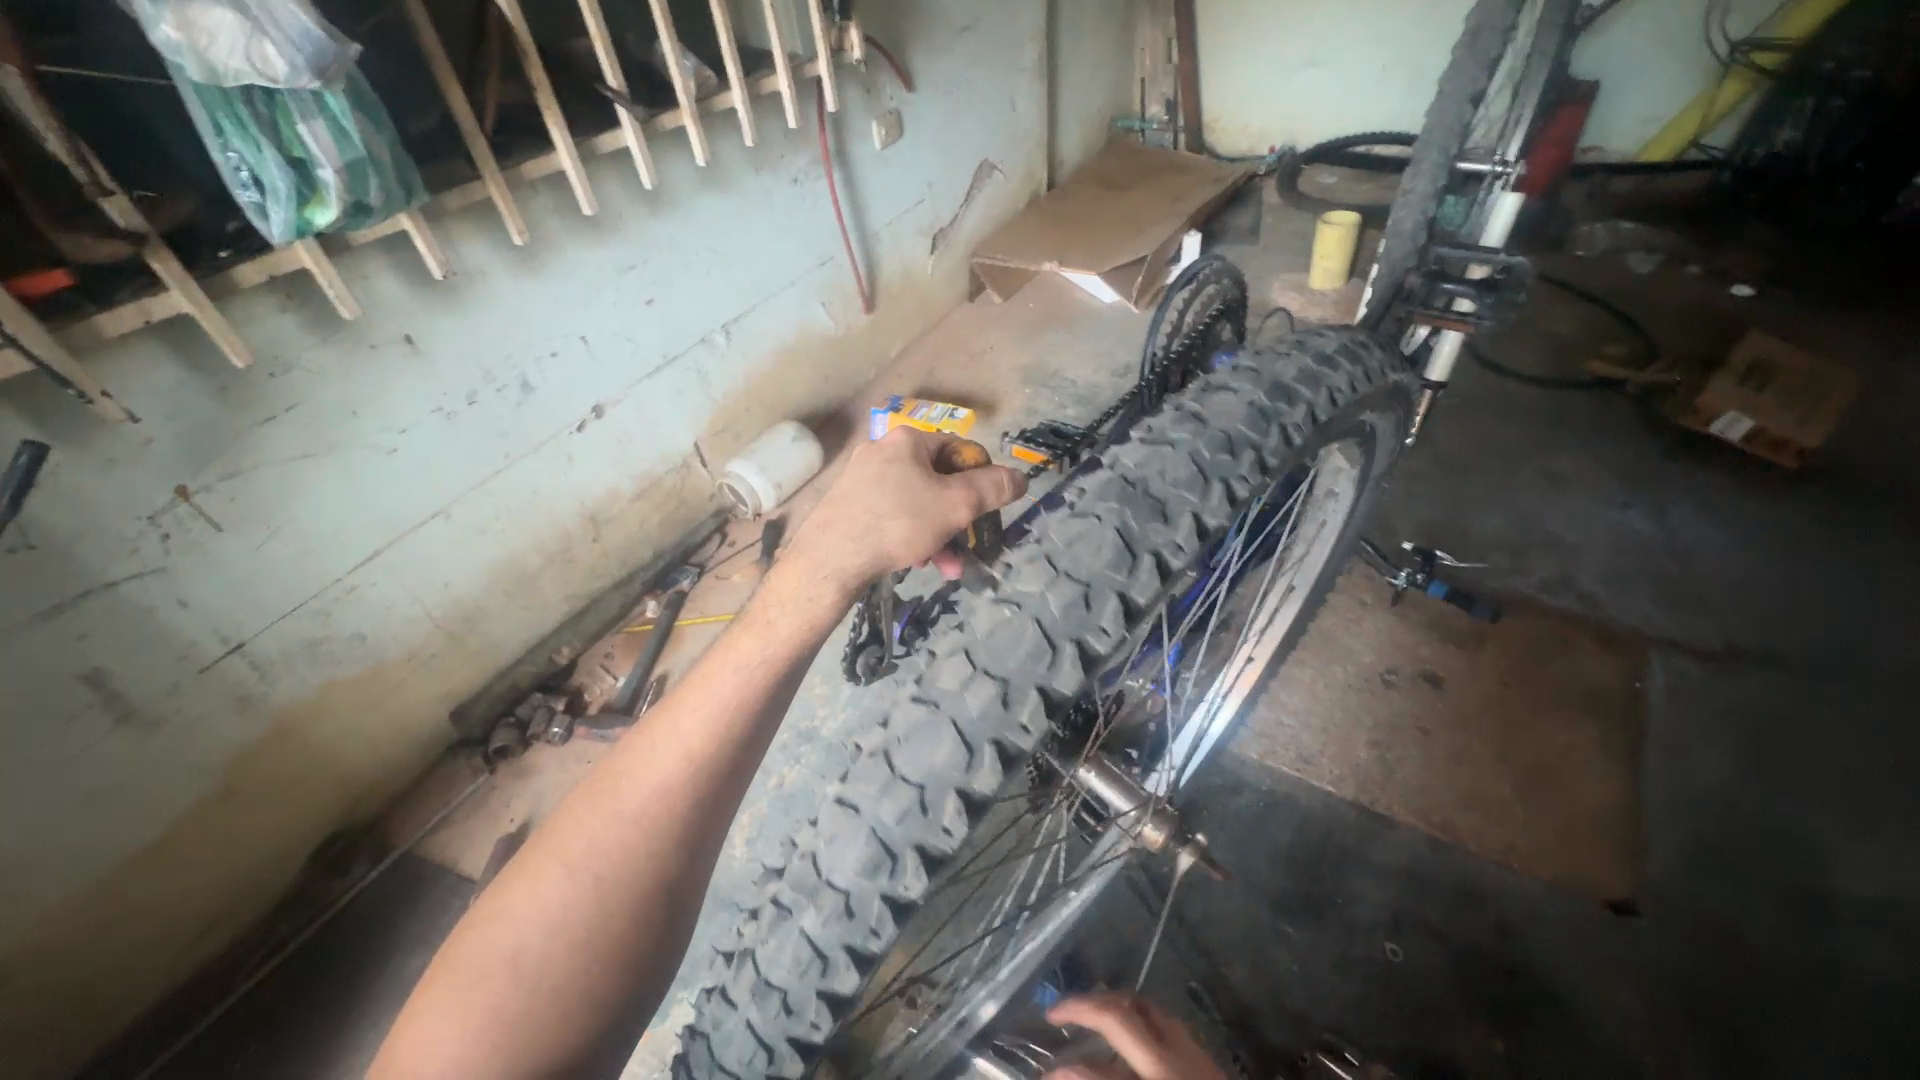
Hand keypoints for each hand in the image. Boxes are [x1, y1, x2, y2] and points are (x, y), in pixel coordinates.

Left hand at [781, 427, 1026, 599]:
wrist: (831, 558)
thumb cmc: (898, 523)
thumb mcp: (957, 505)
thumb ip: (993, 488)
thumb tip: (1020, 477)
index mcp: (908, 440)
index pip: (959, 449)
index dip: (981, 479)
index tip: (987, 510)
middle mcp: (882, 451)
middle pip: (938, 480)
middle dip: (958, 516)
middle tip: (969, 544)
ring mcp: (862, 479)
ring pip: (916, 503)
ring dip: (939, 533)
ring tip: (948, 566)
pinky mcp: (849, 505)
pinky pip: (893, 516)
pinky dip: (912, 536)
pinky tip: (920, 563)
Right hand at [1044, 993, 1229, 1079]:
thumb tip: (1068, 1074)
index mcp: (1158, 1079)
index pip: (1099, 1069)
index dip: (1068, 1071)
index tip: (1045, 1075)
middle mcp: (1173, 1064)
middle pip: (1122, 1013)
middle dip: (1083, 1006)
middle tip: (1057, 1014)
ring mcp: (1194, 1055)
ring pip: (1146, 1008)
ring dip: (1112, 1005)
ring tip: (1088, 1014)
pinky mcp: (1207, 1059)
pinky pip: (1164, 1022)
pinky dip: (1138, 1018)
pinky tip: (1128, 1034)